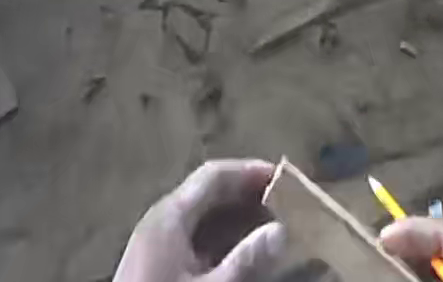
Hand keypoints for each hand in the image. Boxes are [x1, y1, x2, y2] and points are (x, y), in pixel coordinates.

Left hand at [114, 159, 284, 281]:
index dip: (250, 172)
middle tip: (286, 203)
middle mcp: (161, 222)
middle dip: (248, 196)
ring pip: (205, 219)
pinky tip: (245, 256)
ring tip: (273, 228)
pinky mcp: (157, 271)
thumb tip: (281, 230)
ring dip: (239, 220)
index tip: (284, 178)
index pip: (214, 175)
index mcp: (169, 215)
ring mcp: (157, 247)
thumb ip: (247, 260)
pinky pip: (197, 242)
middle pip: (210, 194)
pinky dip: (224, 242)